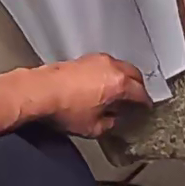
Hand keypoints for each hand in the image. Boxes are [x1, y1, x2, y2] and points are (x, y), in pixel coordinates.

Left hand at [11, 55, 149, 137]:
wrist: (39, 92)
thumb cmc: (64, 107)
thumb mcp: (94, 127)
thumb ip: (110, 123)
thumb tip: (112, 119)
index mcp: (119, 83)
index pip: (141, 93)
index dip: (145, 104)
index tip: (144, 109)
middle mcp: (110, 66)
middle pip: (134, 75)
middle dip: (137, 87)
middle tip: (135, 100)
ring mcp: (96, 59)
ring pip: (119, 67)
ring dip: (122, 78)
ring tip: (118, 93)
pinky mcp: (82, 59)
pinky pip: (104, 65)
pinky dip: (108, 74)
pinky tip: (100, 86)